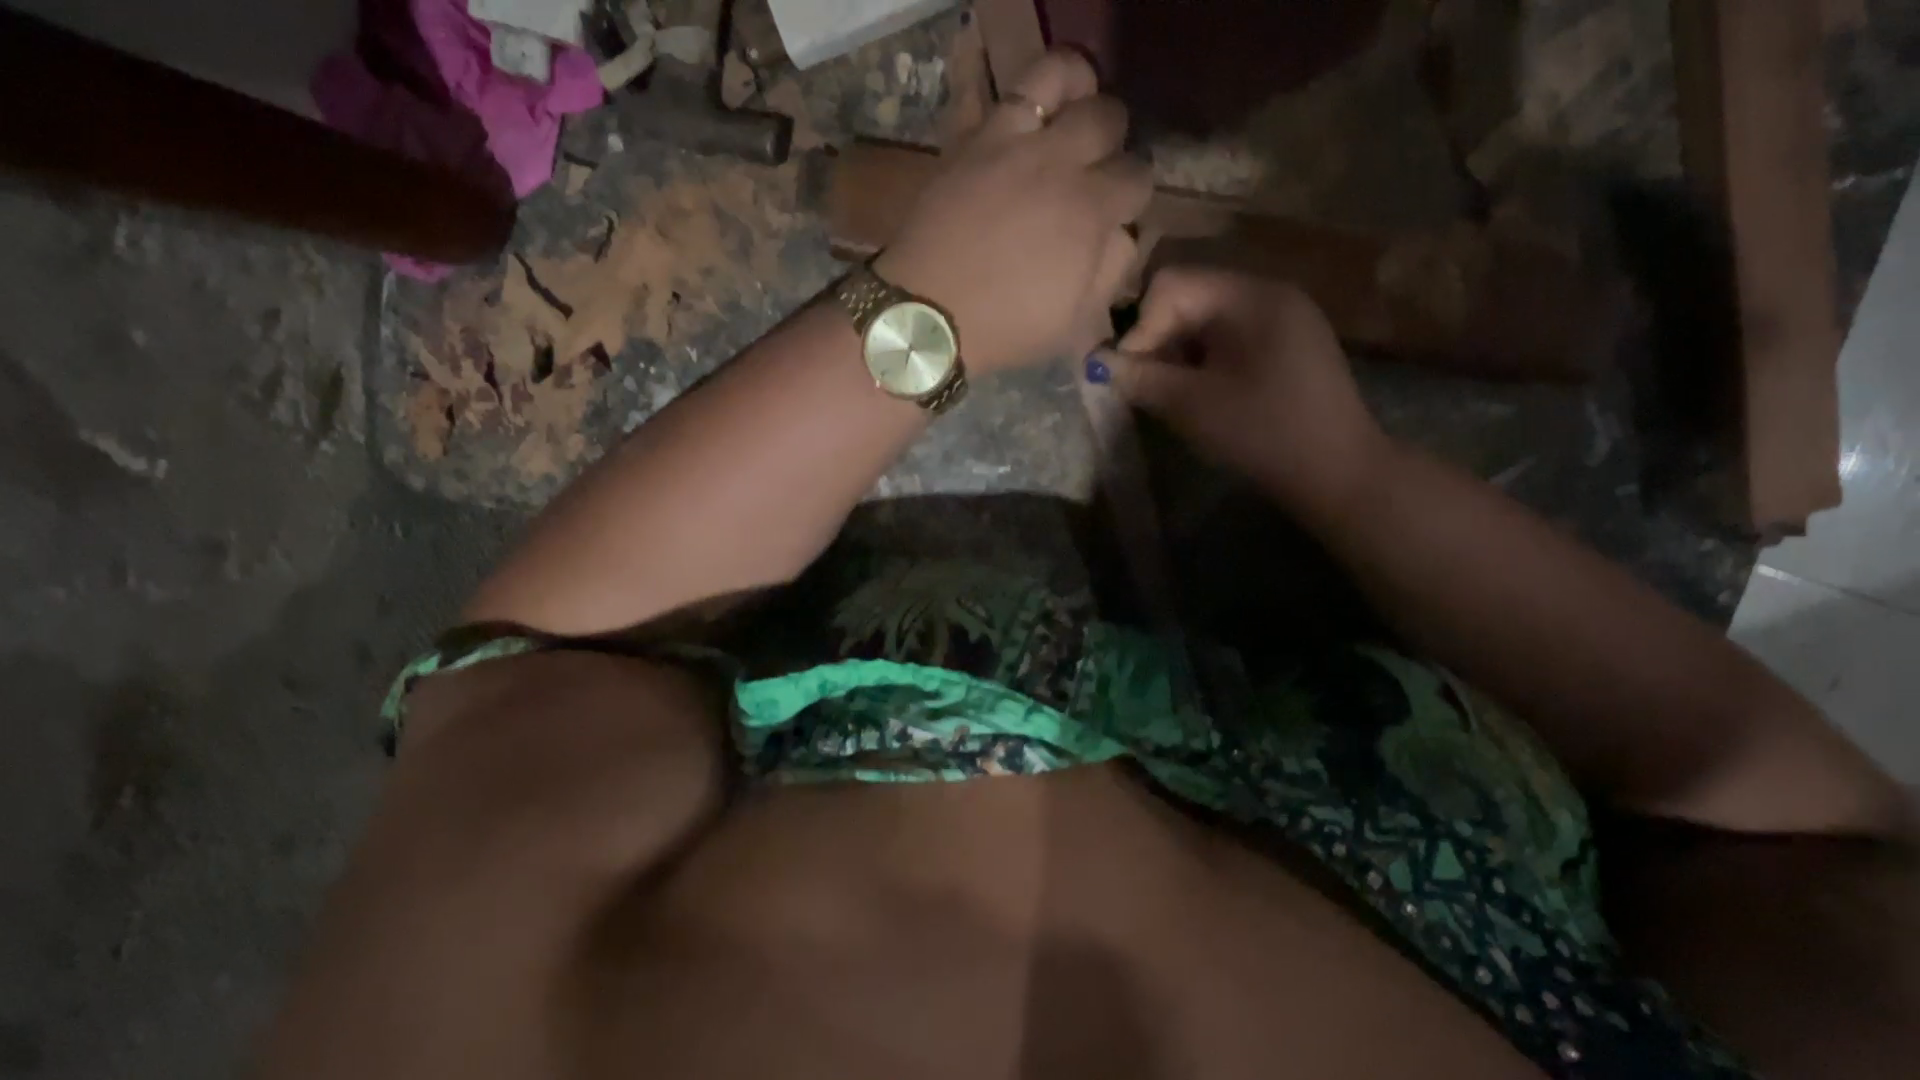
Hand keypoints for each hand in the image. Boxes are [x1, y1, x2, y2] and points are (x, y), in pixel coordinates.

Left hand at [874, 50, 1152, 373]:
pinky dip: (1024, 96)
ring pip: (1060, 75)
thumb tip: (1123, 234)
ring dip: (1076, 88)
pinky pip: (1004, 93)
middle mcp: (1057, 161)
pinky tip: (1028, 116)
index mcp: (1091, 209)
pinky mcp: (970, 138)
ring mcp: (1011, 142)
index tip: (1119, 212)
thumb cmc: (1005, 328)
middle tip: (1096, 166)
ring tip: (1069, 113)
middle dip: (1113, 139)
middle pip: (1108, 116)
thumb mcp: (1076, 322)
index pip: (1138, 175)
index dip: (1134, 193)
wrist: (926, 315)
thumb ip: (1112, 270)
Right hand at [1096, 267, 1389, 517]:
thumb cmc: (1264, 434)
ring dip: (1180, 353)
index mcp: (1251, 296)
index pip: (1172, 284)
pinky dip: (1206, 361)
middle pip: (1190, 298)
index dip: (1141, 327)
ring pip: (1208, 320)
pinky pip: (1232, 338)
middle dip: (1159, 339)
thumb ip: (1141, 378)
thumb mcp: (1192, 406)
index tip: (1133, 376)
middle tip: (1147, 386)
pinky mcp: (1290, 346)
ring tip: (1173, 395)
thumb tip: (1098, 363)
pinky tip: (1205, 396)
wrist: (1339, 474)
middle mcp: (1270, 294)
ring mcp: (1285, 319)